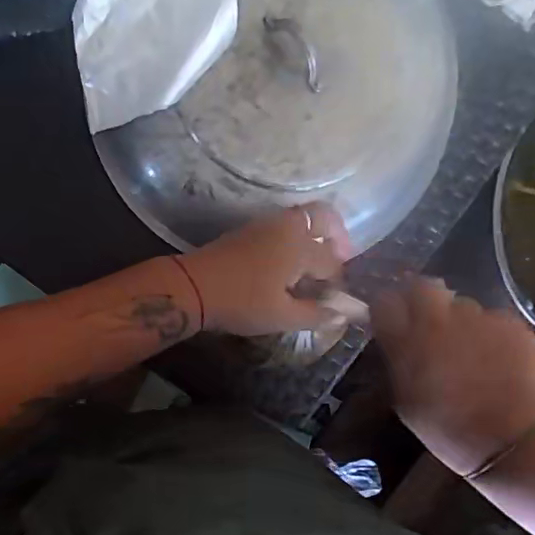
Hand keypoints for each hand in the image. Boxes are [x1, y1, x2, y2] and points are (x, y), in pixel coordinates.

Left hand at [179, 203, 355, 335]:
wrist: (192, 286)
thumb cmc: (241, 302)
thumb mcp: (282, 316)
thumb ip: (315, 314)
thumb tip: (341, 315)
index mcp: (301, 246)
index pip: (333, 262)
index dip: (338, 282)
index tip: (336, 300)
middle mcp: (288, 227)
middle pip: (324, 217)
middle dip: (337, 236)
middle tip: (339, 259)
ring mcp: (266, 224)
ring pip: (301, 220)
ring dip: (314, 237)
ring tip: (313, 268)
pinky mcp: (248, 230)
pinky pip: (282, 227)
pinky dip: (294, 239)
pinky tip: (288, 266)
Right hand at [373, 278, 534, 475]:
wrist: (512, 439)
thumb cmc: (449, 430)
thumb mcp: (407, 400)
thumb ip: (399, 361)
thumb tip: (396, 341)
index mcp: (407, 341)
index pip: (383, 302)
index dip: (386, 307)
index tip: (389, 318)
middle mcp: (439, 320)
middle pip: (422, 286)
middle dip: (420, 298)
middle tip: (425, 321)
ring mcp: (478, 317)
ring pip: (460, 303)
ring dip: (457, 319)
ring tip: (466, 347)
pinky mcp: (510, 322)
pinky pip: (491, 318)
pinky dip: (488, 332)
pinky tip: (494, 358)